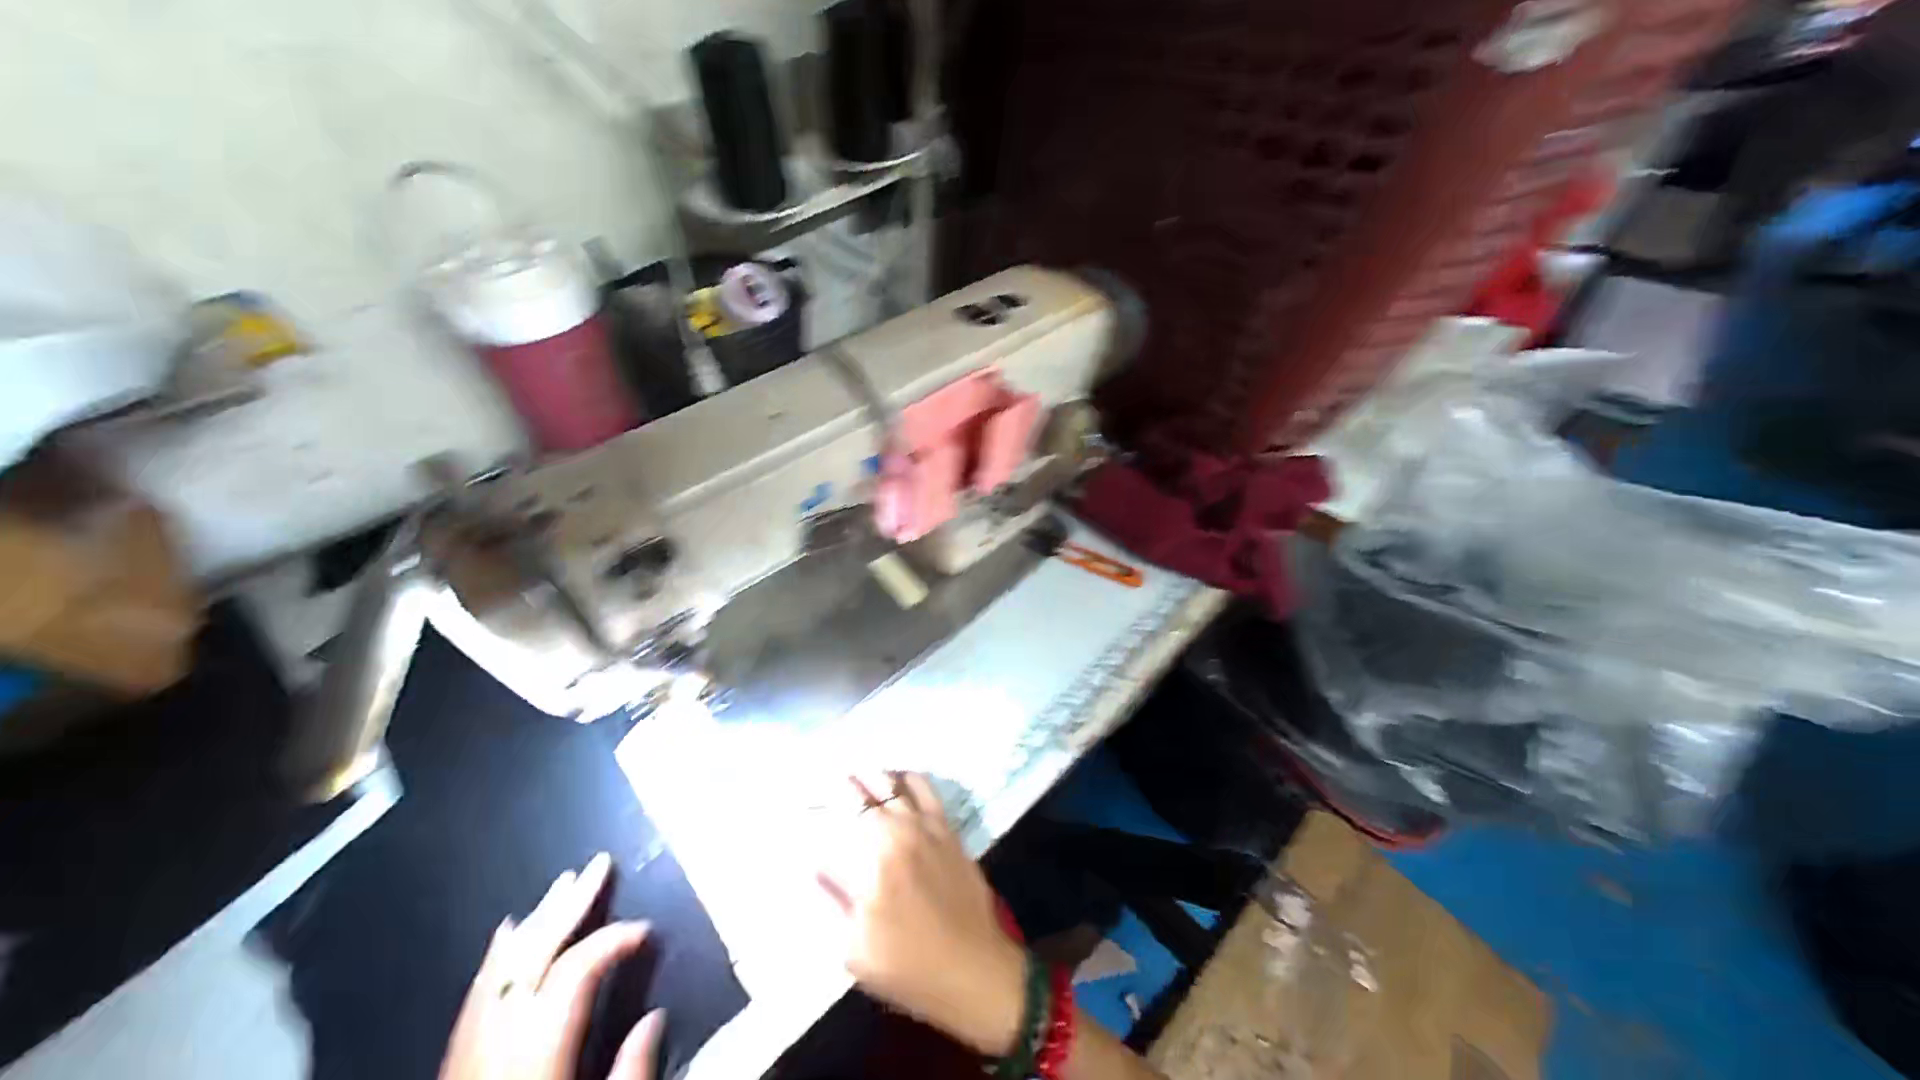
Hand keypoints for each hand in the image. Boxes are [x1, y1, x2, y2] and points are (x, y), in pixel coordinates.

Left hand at [439, 853, 664, 1079]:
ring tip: (563, 884)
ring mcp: (469, 1051)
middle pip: (533, 957)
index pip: (574, 974)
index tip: (646, 929)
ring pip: (501, 969)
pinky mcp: (455, 1062)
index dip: (611, 941)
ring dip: (536, 921)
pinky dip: (496, 956)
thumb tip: (654, 1018)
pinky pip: (474, 995)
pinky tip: (508, 931)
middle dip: (569, 907)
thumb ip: (628, 1076)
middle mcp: (497, 1043)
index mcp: (535, 1057)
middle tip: (598, 865)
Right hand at [815, 773, 1027, 1056]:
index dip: (823, 801)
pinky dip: (909, 781)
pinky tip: (899, 784)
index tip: (808, 798)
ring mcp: (930, 827)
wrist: (974, 970)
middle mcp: (902, 831)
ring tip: (862, 777)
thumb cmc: (909, 965)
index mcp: (875, 856)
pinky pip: (928, 792)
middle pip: (870, 791)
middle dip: (847, 783)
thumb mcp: (855, 946)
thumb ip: (835, 898)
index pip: (844, 812)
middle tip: (831, 778)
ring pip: (899, 784)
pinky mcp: (950, 831)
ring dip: (877, 777)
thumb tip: (817, 865)